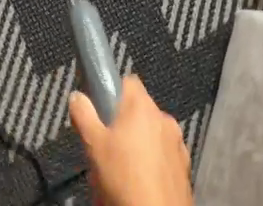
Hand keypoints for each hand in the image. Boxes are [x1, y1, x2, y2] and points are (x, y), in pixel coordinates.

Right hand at [68, 75, 193, 205]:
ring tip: (123, 167)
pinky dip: (154, 162)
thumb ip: (83, 114)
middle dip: (125, 122)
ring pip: (153, 134)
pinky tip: (141, 180)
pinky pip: (164, 155)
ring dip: (140, 143)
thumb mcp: (93, 145)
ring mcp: (178, 144)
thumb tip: (77, 95)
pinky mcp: (186, 168)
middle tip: (107, 143)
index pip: (128, 81)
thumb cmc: (124, 177)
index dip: (113, 92)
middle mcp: (164, 119)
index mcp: (143, 106)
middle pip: (140, 110)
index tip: (102, 110)